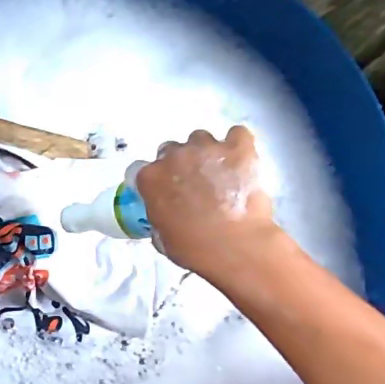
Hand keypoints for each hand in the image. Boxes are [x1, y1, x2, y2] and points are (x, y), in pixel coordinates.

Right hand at [135, 126, 284, 277]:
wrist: (236, 247)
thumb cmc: (194, 248)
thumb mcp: (161, 236)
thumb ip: (157, 215)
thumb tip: (164, 213)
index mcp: (150, 177)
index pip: (142, 169)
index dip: (155, 180)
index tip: (166, 191)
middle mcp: (174, 156)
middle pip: (171, 149)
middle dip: (180, 164)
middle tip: (195, 184)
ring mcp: (206, 148)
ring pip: (201, 138)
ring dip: (206, 152)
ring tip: (220, 172)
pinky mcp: (238, 148)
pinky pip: (237, 135)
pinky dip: (238, 145)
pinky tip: (241, 160)